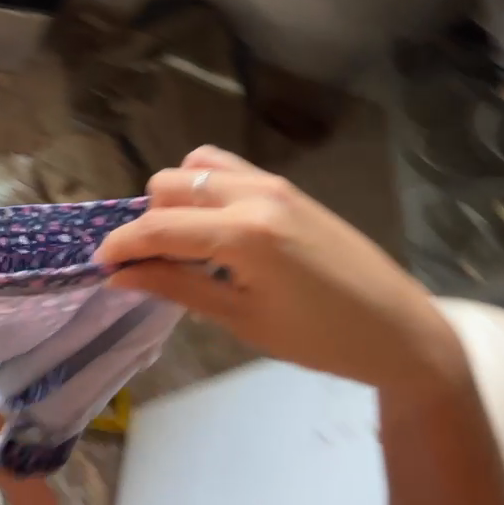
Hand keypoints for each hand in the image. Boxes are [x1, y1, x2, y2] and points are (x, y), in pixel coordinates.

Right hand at [92, 147, 465, 395]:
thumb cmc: (321, 340)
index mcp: (243, 234)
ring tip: (188, 241)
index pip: (159, 228)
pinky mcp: (282, 182)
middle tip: (156, 263)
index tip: (101, 265)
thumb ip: (176, 287)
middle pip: (167, 185)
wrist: (402, 331)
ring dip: (175, 198)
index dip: (122, 246)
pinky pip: (223, 164)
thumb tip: (119, 276)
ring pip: (191, 166)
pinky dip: (203, 183)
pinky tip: (215, 222)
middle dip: (149, 222)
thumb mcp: (242, 320)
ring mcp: (269, 181)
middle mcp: (251, 193)